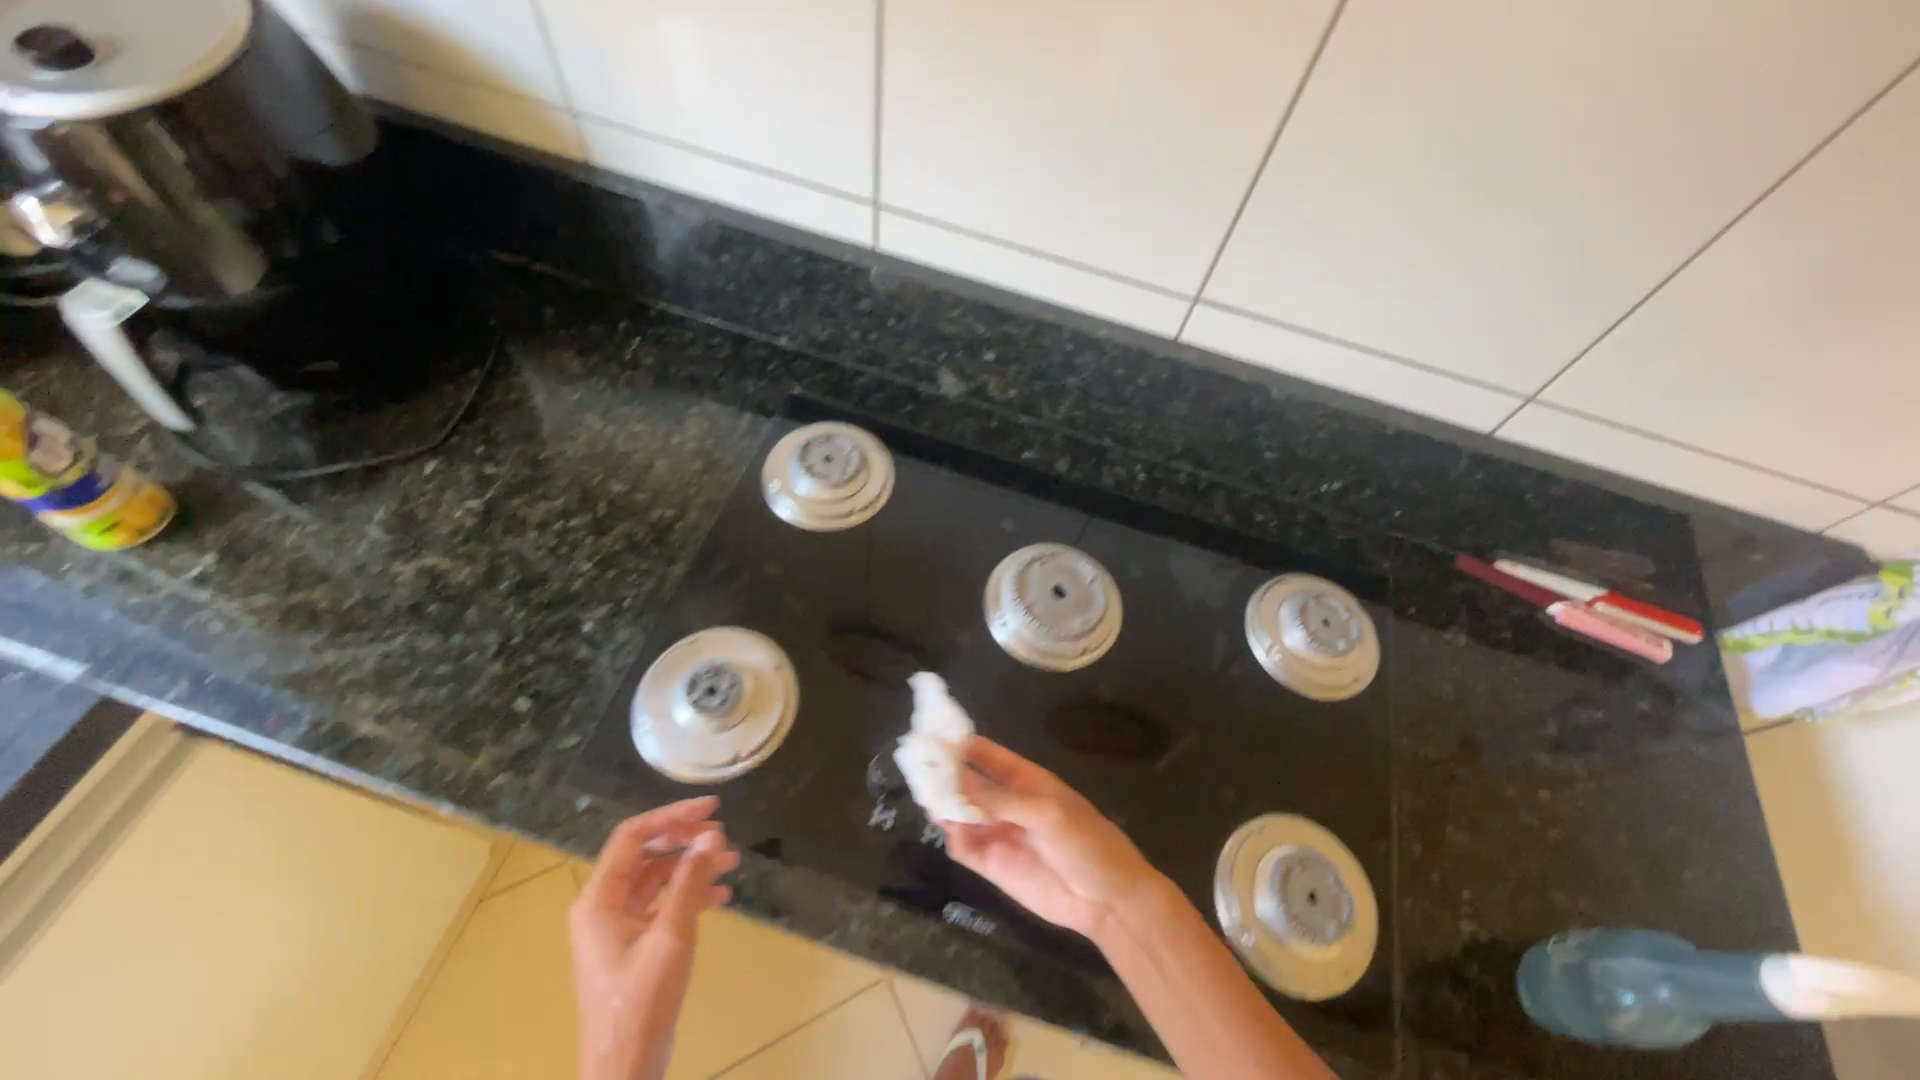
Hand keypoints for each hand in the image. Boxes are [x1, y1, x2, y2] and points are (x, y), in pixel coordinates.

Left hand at [569, 796, 739, 1079]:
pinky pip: (660, 905)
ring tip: (731, 862)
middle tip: (723, 837)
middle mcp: (602, 906)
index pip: (634, 837)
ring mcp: (616, 927)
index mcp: (599, 899)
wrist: (625, 1067)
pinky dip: (688, 895)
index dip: (673, 815)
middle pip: (645, 855)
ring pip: (656, 880)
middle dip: (685, 841)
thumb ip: (690, 881)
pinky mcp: (632, 946)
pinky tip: (721, 896)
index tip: (712, 808)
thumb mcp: (671, 935)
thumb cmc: (642, 1000)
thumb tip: (711, 835)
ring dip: (691, 868)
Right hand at [938, 737, 1161, 940]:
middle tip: (917, 768)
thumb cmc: (1087, 843)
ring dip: (943, 805)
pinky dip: (952, 836)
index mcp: (1023, 779)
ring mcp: (997, 833)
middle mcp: (1005, 802)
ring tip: (929, 799)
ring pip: (958, 812)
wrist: (1107, 900)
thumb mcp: (1047, 814)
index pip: (983, 753)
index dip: (958, 743)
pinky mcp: (991, 865)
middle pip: (965, 782)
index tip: (929, 735)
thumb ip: (1001, 799)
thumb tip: (955, 780)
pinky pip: (963, 845)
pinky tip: (952, 831)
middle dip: (943, 774)